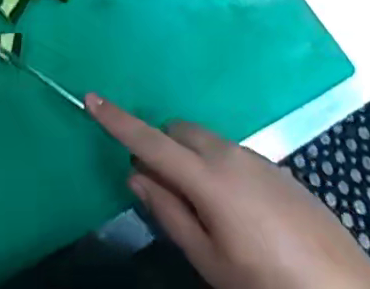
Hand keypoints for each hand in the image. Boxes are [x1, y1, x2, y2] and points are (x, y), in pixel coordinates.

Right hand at [85, 93, 369, 288]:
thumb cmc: (270, 284)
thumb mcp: (211, 261)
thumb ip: (169, 213)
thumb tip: (137, 176)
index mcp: (206, 178)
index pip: (149, 141)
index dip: (117, 121)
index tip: (90, 98)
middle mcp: (228, 155)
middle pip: (178, 131)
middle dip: (161, 145)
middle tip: (161, 186)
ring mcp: (257, 159)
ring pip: (206, 141)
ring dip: (190, 157)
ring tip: (204, 207)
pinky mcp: (279, 171)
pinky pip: (232, 154)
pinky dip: (218, 167)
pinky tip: (239, 213)